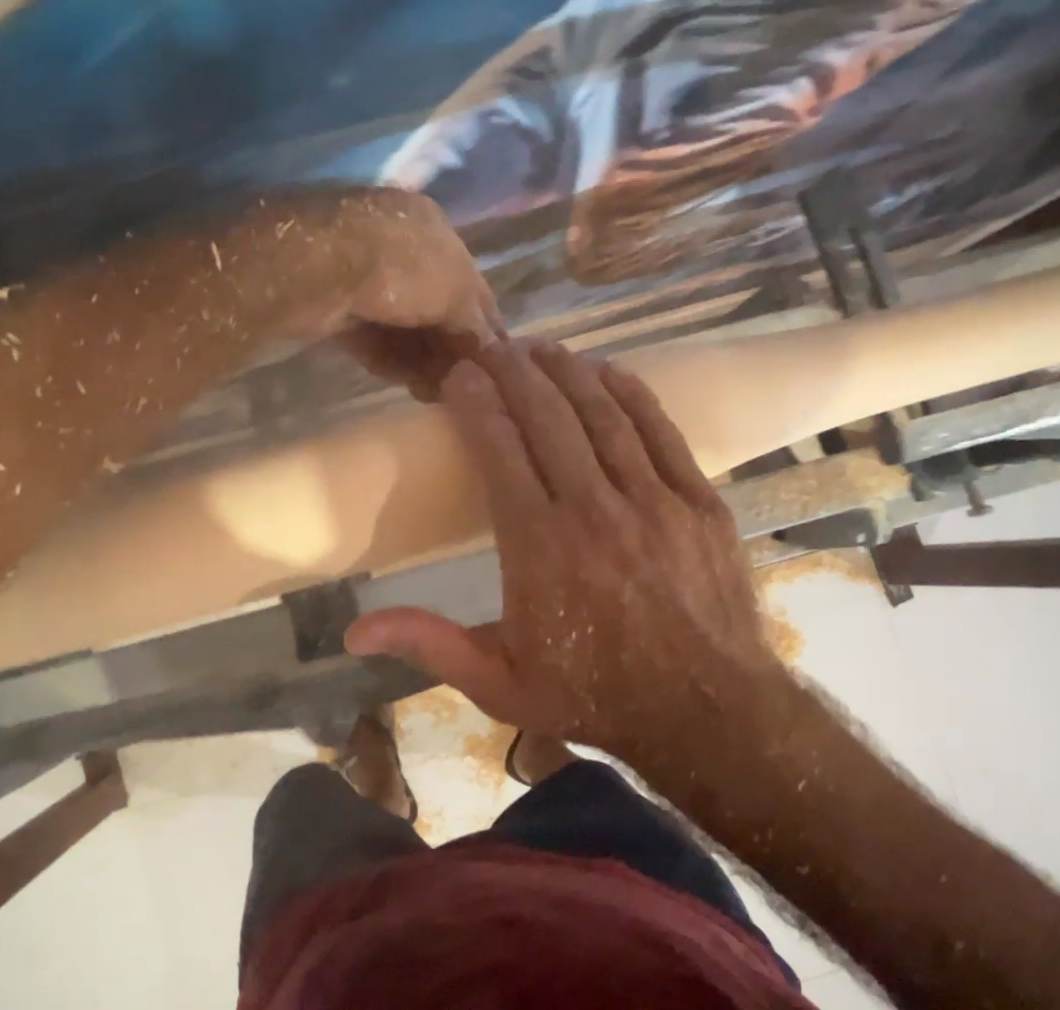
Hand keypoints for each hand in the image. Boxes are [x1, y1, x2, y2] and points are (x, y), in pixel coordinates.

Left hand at [327, 189, 502, 400]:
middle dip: (450, 349)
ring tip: (434, 393)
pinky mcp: (335, 307)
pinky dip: (390, 360)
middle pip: (436, 309)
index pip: (472, 284)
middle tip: (460, 387)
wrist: (319, 270)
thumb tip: (494, 354)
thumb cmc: (402, 268)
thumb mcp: (457, 291)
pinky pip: (372, 339)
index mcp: (434, 229)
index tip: (496, 366)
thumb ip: (477, 324)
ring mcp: (364, 277)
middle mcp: (400, 248)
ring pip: (403, 328)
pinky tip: (406, 383)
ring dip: (422, 361)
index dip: (485, 327)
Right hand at [344, 341, 789, 755]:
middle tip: (490, 346)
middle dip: (514, 372)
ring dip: (567, 372)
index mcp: (539, 548)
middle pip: (548, 417)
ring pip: (603, 414)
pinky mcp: (699, 503)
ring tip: (539, 348)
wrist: (706, 714)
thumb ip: (428, 644)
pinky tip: (608, 372)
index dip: (475, 402)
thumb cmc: (592, 695)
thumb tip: (353, 633)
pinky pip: (660, 431)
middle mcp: (594, 510)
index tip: (457, 375)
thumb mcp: (499, 683)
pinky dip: (630, 394)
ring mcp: (653, 502)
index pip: (499, 450)